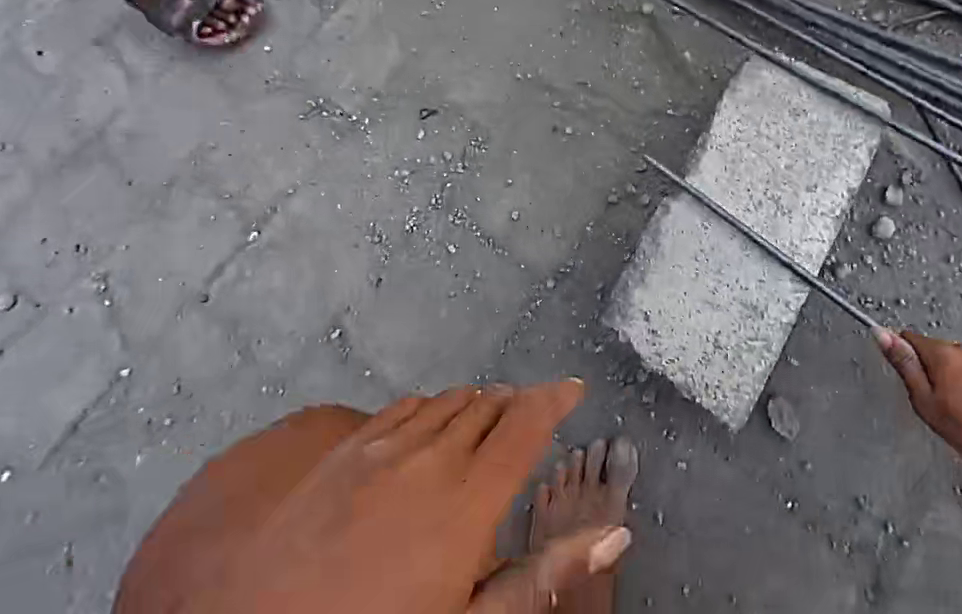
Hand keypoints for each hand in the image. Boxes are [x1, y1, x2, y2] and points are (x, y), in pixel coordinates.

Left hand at [192, 382, 630, 613]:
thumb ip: (545, 574)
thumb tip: (616, 534)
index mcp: (471, 495)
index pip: (529, 421)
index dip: (557, 397)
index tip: (575, 387)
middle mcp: (434, 454)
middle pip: (492, 404)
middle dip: (518, 404)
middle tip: (531, 416)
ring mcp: (385, 446)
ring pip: (451, 400)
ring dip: (478, 404)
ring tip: (488, 418)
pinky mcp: (345, 448)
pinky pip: (406, 406)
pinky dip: (433, 407)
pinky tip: (429, 425)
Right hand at [876, 328, 961, 480]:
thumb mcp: (928, 404)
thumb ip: (904, 367)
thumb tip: (881, 335)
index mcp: (942, 352)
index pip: (906, 337)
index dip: (901, 359)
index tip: (908, 383)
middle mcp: (961, 349)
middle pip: (928, 352)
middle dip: (924, 376)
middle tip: (932, 407)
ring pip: (947, 366)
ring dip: (945, 385)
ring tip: (955, 416)